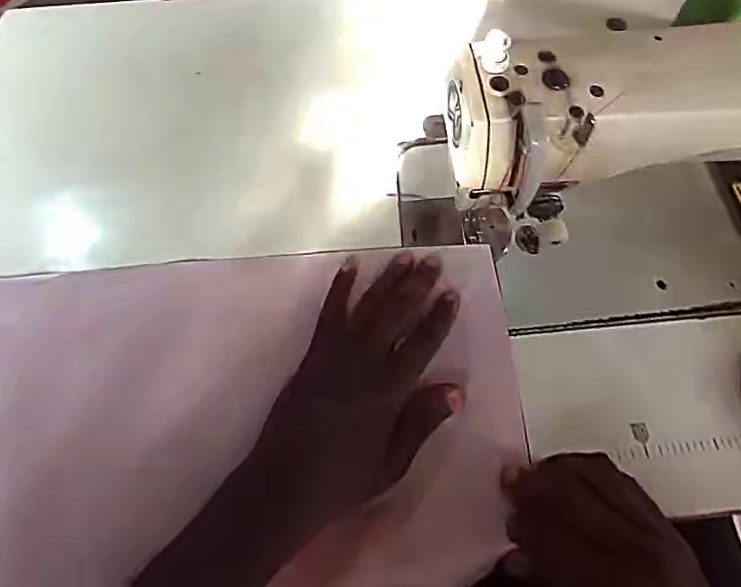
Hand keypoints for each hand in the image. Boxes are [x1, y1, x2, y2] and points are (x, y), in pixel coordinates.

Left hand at [133, 253, 460, 585]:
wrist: (283, 483)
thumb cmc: (343, 480)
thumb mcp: (391, 464)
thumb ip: (422, 422)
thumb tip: (457, 389)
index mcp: (386, 393)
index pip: (420, 345)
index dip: (438, 318)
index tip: (452, 293)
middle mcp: (362, 364)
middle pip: (395, 316)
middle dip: (416, 286)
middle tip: (434, 261)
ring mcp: (334, 354)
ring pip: (366, 308)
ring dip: (386, 280)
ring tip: (404, 257)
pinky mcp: (312, 352)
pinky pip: (329, 312)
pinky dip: (340, 287)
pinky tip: (351, 264)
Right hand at [504, 453, 706, 586]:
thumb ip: (549, 582)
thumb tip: (517, 556)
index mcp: (618, 582)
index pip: (554, 534)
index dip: (523, 524)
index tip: (509, 520)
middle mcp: (642, 552)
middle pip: (572, 492)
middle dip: (534, 485)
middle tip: (512, 485)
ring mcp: (662, 537)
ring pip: (598, 473)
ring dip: (561, 469)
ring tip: (539, 475)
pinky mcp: (671, 531)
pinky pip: (624, 480)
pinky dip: (594, 472)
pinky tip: (576, 477)